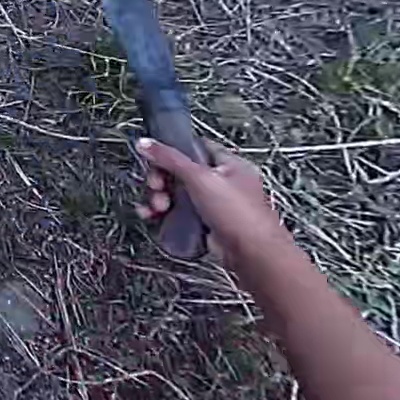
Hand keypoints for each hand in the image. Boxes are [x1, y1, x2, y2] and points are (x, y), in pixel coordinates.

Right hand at [134, 138, 291, 264]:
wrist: (253, 256)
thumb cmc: (240, 215)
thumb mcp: (200, 177)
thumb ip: (170, 158)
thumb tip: (145, 143)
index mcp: (229, 164)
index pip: (194, 147)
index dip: (172, 151)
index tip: (155, 158)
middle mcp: (222, 183)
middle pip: (180, 171)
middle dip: (161, 179)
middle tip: (156, 186)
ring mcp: (213, 204)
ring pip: (176, 194)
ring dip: (160, 198)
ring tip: (158, 206)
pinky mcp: (205, 223)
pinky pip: (178, 213)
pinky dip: (163, 214)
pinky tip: (152, 215)